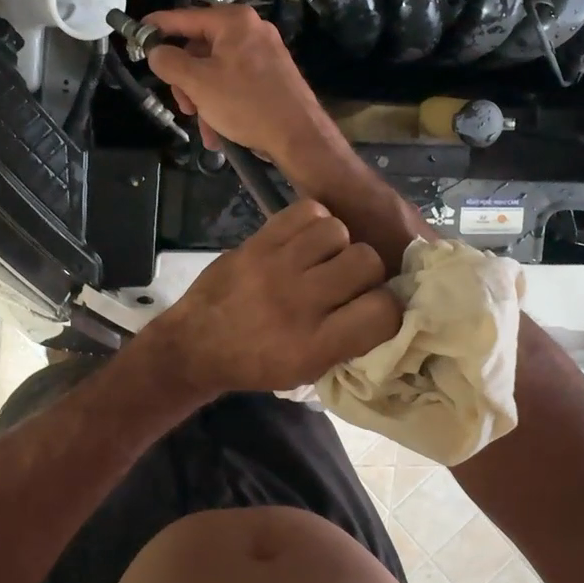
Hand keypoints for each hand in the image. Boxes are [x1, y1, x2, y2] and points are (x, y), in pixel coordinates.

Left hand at [135, 200, 401, 396]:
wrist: (194, 344)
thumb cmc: (256, 364)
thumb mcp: (308, 370)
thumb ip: (349, 340)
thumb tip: (389, 304)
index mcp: (315, 346)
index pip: (383, 311)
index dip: (388, 308)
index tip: (375, 309)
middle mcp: (298, 302)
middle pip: (366, 262)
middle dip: (366, 271)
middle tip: (348, 281)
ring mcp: (274, 267)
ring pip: (338, 231)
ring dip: (339, 244)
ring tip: (323, 259)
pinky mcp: (256, 243)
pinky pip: (307, 212)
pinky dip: (314, 222)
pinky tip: (305, 241)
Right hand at [143, 5, 333, 158]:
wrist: (299, 136)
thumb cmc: (246, 103)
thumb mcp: (198, 83)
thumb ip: (169, 62)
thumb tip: (155, 51)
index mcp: (234, 22)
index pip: (184, 17)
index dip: (157, 26)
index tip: (136, 32)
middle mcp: (250, 30)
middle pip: (199, 48)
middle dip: (186, 81)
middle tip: (183, 106)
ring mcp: (264, 52)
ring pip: (215, 71)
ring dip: (202, 99)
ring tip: (205, 127)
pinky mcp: (271, 75)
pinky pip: (234, 82)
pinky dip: (221, 103)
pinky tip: (220, 132)